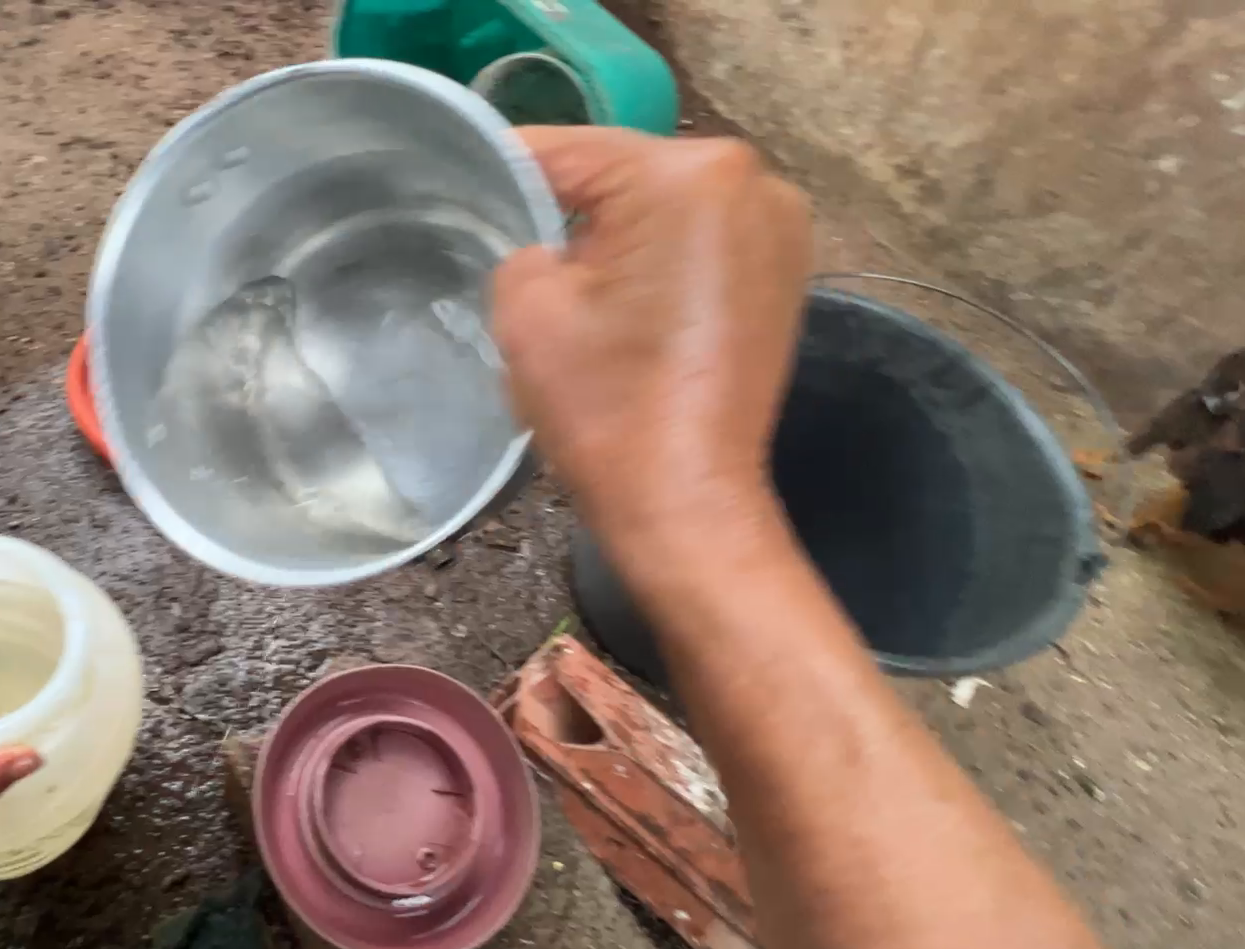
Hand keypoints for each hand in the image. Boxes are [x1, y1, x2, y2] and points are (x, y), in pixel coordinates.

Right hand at [493, 127, 812, 565]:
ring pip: (658, 215)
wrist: (681, 502)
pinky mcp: (780, 279)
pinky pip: (691, 249)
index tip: (463, 189)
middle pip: (621, 180)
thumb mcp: (526, 312)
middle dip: (563, 215)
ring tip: (567, 297)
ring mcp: (778, 232)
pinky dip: (649, 269)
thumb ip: (518, 247)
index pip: (569, 151)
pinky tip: (619, 317)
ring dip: (607, 245)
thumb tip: (541, 245)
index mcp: (686, 177)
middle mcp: (750, 183)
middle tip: (509, 259)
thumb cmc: (602, 408)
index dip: (506, 170)